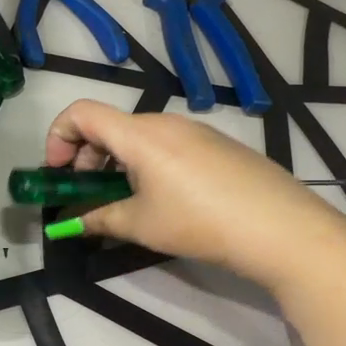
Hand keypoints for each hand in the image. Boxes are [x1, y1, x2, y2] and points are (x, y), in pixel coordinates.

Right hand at [45, 100, 345, 288]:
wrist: (287, 232)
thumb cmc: (201, 223)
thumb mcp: (141, 225)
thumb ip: (98, 218)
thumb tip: (71, 223)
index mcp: (139, 134)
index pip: (81, 113)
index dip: (58, 138)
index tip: (58, 173)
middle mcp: (166, 123)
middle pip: (109, 126)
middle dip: (86, 157)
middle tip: (88, 194)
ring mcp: (198, 132)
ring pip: (139, 137)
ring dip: (118, 163)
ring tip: (127, 202)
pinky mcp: (221, 147)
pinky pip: (169, 146)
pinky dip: (149, 165)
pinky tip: (168, 202)